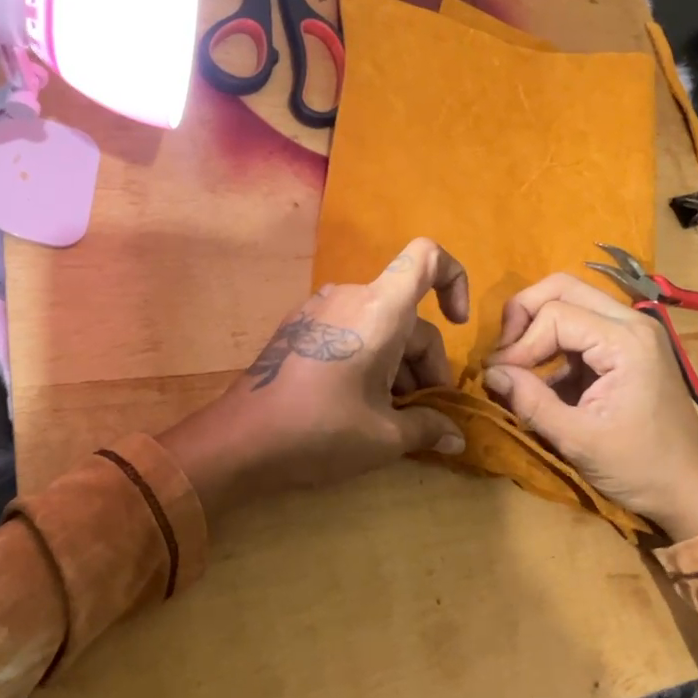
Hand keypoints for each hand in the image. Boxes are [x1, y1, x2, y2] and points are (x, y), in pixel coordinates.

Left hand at [159, 238, 469, 510]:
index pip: (427, 257)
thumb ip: (429, 428)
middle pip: (407, 313)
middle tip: (424, 415)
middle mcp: (350, 297)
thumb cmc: (320, 431)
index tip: (458, 325)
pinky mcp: (298, 328)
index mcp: (379, 310)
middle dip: (425, 362)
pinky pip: (350, 332)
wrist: (239, 440)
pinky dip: (369, 359)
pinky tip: (359, 406)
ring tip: (391, 419)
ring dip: (398, 366)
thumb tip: (457, 438)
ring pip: (379, 326)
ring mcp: (318, 310)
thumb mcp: (385, 438)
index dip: (455, 280)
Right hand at [481, 274, 697, 541]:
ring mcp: (633, 332)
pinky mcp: (628, 348)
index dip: (520, 343)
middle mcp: (633, 323)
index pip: (555, 314)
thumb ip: (530, 401)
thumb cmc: (638, 467)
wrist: (690, 490)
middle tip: (504, 354)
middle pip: (563, 288)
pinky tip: (541, 380)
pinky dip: (553, 345)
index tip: (498, 376)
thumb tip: (488, 373)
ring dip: (538, 328)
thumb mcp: (576, 440)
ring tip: (517, 366)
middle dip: (524, 315)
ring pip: (571, 301)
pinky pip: (581, 326)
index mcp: (627, 341)